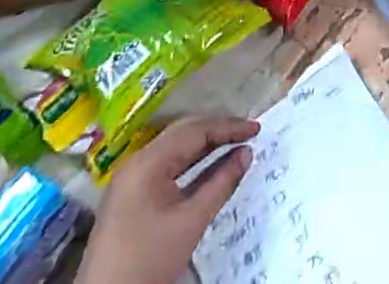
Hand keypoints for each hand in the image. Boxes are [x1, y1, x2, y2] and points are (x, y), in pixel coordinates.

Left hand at [75, 117, 258, 283]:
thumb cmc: (149, 260)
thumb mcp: (191, 222)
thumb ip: (221, 183)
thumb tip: (247, 153)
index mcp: (148, 162)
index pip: (195, 131)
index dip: (228, 127)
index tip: (257, 129)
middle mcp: (137, 162)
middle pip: (183, 133)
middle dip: (217, 130)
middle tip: (248, 133)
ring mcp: (131, 179)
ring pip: (175, 148)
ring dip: (206, 145)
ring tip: (235, 144)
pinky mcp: (131, 195)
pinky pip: (167, 166)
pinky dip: (192, 162)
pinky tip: (210, 165)